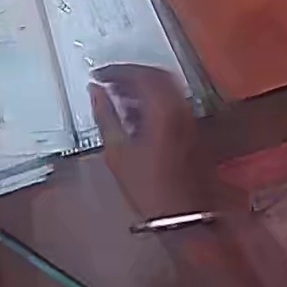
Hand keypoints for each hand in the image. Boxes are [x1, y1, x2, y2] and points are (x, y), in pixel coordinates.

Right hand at [87, 64, 202, 218]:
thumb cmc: (148, 187)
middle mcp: (180, 107)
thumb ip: (105, 115)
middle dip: (129, 74)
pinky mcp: (190, 128)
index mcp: (162, 108)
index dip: (115, 70)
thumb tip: (95, 92)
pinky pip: (170, 101)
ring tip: (116, 97)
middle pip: (154, 75)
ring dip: (140, 86)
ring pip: (164, 87)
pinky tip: (133, 114)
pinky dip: (151, 99)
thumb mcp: (117, 151)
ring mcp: (188, 117)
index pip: (139, 73)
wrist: (182, 215)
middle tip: (108, 81)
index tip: (98, 75)